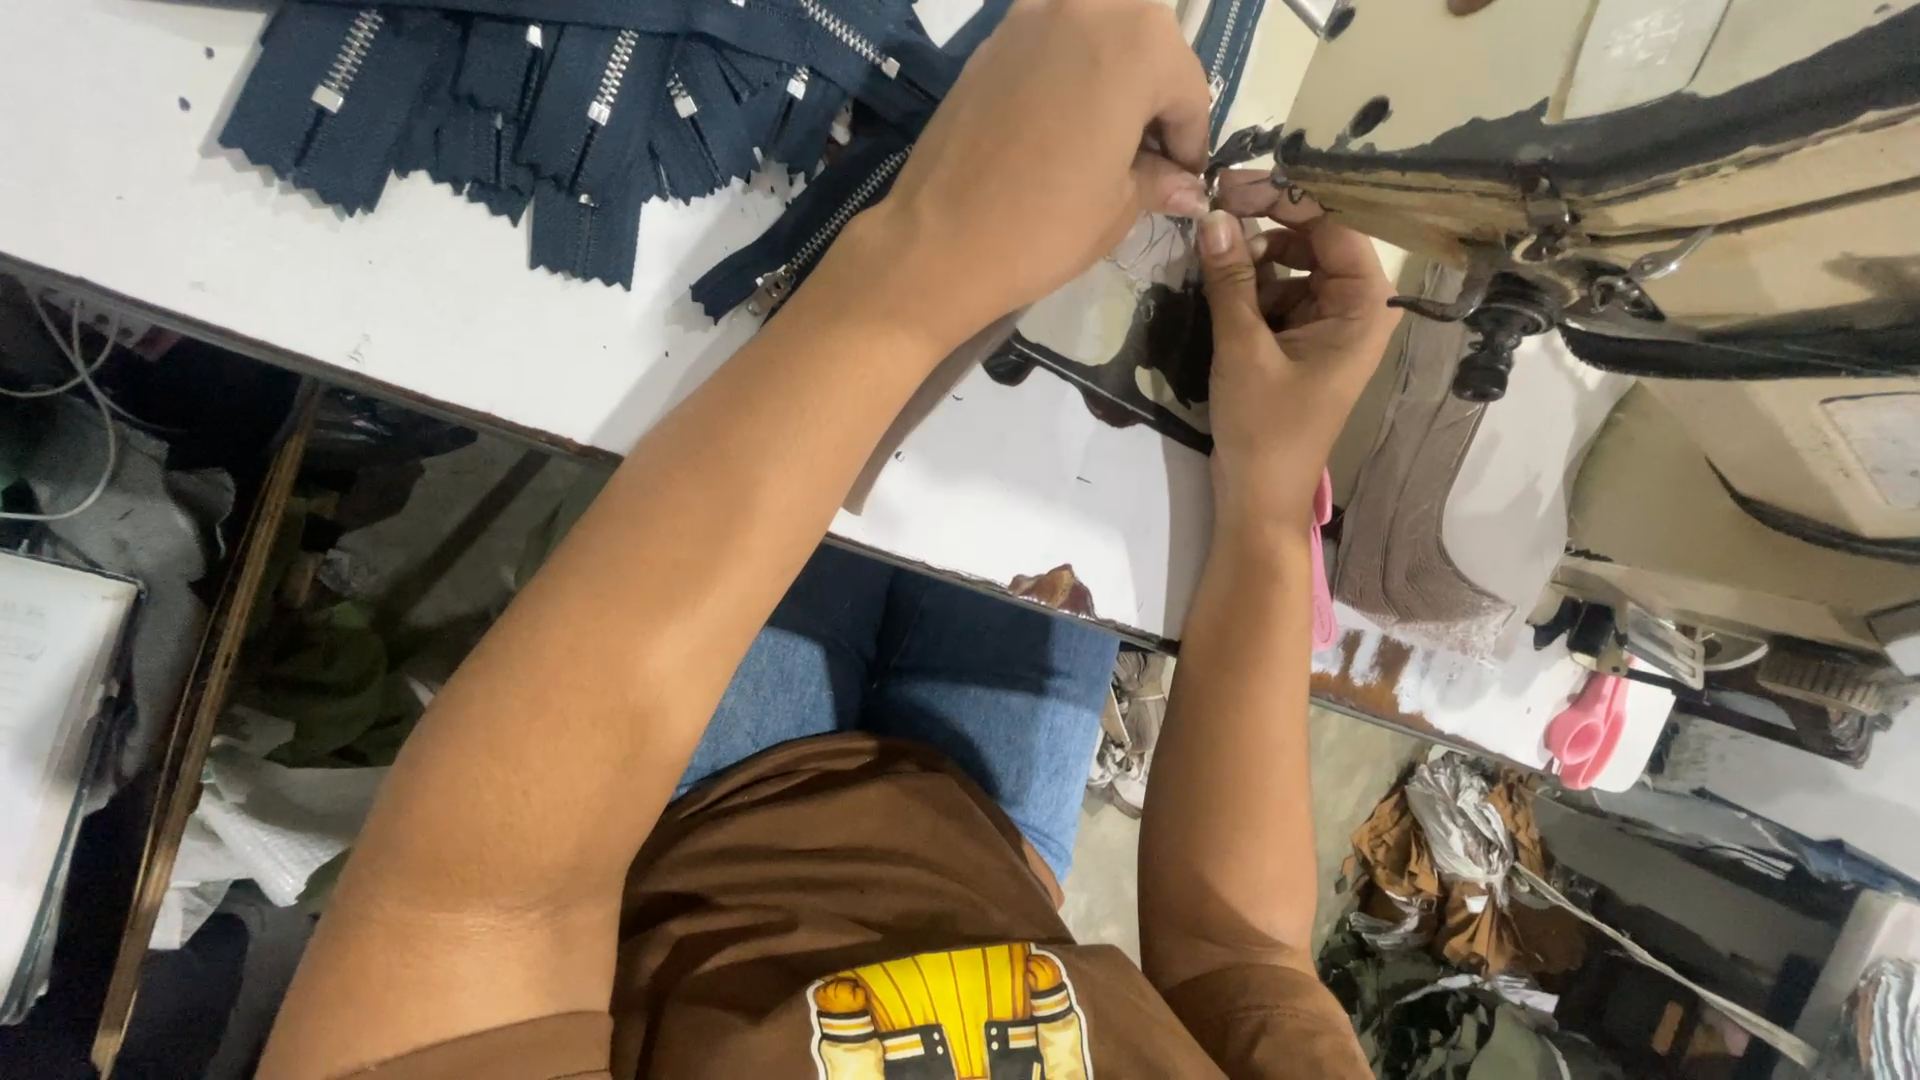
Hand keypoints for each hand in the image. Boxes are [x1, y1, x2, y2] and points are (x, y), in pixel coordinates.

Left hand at [866, 0, 1211, 346]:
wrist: (938, 244)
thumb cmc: (1043, 228)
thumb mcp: (1116, 208)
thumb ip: (1158, 180)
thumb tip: (1186, 186)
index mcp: (1138, 40)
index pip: (1188, 87)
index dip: (1190, 142)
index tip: (1183, 182)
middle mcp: (1087, 5)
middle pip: (1144, 48)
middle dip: (1152, 102)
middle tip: (1143, 162)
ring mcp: (1029, 16)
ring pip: (1095, 40)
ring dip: (1110, 84)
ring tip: (1099, 147)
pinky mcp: (989, 44)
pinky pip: (1048, 51)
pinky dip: (1065, 81)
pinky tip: (1055, 134)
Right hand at [1200, 174, 1400, 531]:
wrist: (1258, 494)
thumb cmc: (1264, 427)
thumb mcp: (1243, 348)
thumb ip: (1231, 279)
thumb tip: (1211, 217)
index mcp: (1365, 305)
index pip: (1335, 225)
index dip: (1287, 198)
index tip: (1234, 185)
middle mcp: (1356, 307)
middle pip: (1315, 240)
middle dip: (1267, 224)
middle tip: (1214, 212)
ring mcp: (1328, 325)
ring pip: (1292, 266)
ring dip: (1253, 256)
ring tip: (1210, 255)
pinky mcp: (1301, 342)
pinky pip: (1279, 295)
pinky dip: (1250, 286)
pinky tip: (1219, 285)